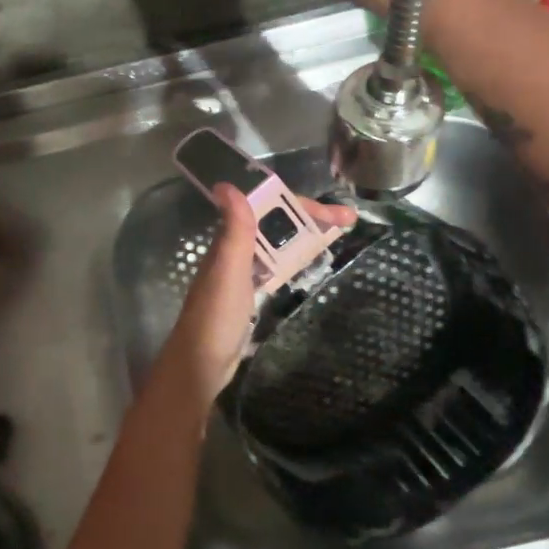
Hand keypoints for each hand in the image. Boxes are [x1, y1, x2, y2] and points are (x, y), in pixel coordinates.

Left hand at [149, 184, 355, 410]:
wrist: (200, 364)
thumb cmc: (216, 317)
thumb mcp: (228, 269)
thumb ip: (234, 229)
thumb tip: (225, 184)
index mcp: (231, 242)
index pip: (271, 209)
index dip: (303, 205)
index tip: (338, 212)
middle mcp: (234, 253)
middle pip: (276, 225)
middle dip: (310, 219)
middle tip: (348, 223)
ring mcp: (241, 275)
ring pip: (276, 246)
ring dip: (304, 237)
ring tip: (335, 237)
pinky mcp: (247, 296)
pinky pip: (274, 268)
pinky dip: (292, 260)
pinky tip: (306, 265)